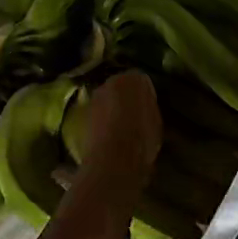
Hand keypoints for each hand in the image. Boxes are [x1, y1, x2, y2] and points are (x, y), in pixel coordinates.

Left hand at [79, 70, 161, 191]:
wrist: (114, 160)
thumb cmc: (143, 136)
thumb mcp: (157, 120)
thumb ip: (149, 107)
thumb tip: (144, 109)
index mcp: (134, 78)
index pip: (142, 82)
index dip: (145, 96)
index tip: (149, 109)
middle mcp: (110, 82)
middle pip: (120, 89)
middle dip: (125, 101)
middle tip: (135, 118)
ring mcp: (93, 99)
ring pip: (105, 103)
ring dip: (111, 112)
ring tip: (121, 132)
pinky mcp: (80, 118)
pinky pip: (96, 119)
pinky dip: (101, 125)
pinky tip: (109, 139)